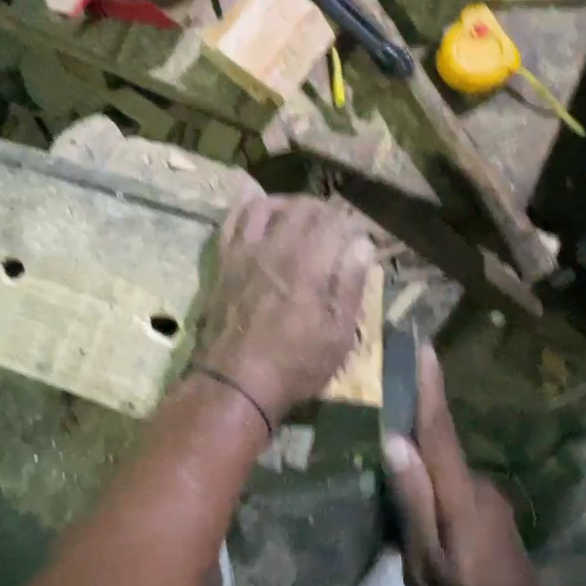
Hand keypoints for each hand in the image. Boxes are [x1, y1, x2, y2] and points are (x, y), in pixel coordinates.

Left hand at [192, 195, 374, 419]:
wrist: (234, 382)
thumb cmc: (294, 365)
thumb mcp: (337, 336)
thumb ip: (351, 286)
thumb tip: (362, 245)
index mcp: (309, 265)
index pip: (333, 222)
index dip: (349, 224)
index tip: (357, 237)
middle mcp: (276, 248)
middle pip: (300, 208)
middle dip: (322, 210)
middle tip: (332, 224)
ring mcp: (244, 252)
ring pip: (263, 206)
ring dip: (285, 203)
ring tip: (297, 213)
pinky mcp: (223, 260)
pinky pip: (231, 221)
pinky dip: (245, 206)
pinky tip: (254, 207)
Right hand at [383, 345, 556, 585]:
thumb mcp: (426, 566)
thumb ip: (412, 501)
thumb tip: (395, 439)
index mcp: (463, 498)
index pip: (441, 431)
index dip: (430, 387)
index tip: (423, 346)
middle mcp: (484, 491)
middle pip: (439, 453)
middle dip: (411, 444)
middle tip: (378, 447)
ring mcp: (496, 507)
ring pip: (447, 478)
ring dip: (424, 480)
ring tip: (398, 508)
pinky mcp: (499, 523)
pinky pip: (458, 495)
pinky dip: (438, 498)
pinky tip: (425, 529)